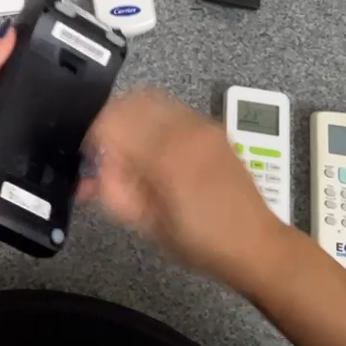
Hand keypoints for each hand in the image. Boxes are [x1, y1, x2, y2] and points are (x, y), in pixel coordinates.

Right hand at [82, 90, 298, 289]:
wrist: (257, 245)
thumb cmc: (202, 243)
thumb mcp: (149, 225)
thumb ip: (114, 194)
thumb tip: (88, 177)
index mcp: (164, 156)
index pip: (111, 123)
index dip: (92, 138)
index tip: (89, 157)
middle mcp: (183, 131)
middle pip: (128, 103)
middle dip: (108, 122)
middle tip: (103, 150)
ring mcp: (201, 125)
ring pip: (149, 100)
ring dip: (130, 116)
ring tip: (126, 146)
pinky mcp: (212, 127)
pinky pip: (171, 108)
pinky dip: (152, 118)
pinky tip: (153, 144)